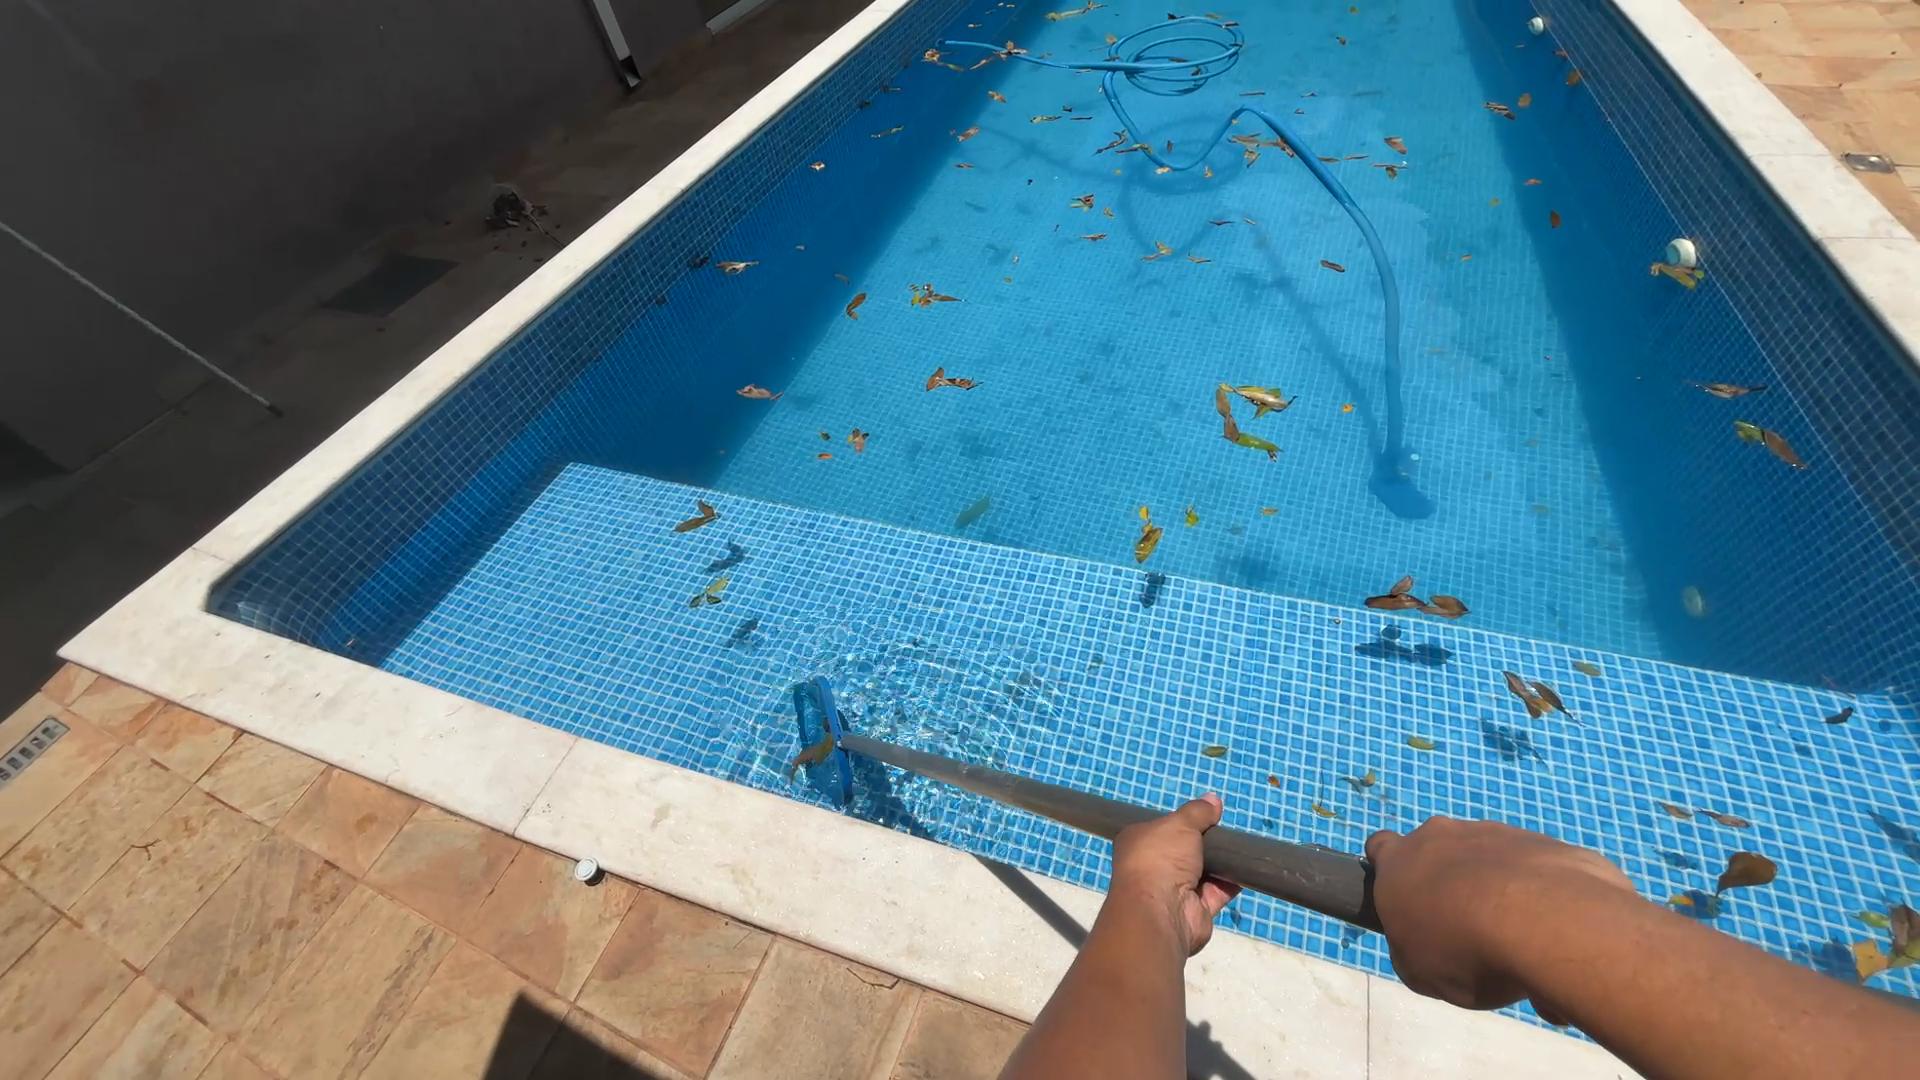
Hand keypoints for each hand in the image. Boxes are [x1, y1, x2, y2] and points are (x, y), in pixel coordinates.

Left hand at [1109, 794, 1242, 954]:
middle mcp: (1152, 865)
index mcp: (1138, 841)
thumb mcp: (1180, 824)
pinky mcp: (1195, 910)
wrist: (1162, 909)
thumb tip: (1213, 799)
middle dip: (1202, 843)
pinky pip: (1216, 891)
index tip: (1203, 816)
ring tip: (1239, 848)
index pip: (1160, 828)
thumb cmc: (1161, 857)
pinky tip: (1245, 870)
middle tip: (1225, 833)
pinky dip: (1230, 883)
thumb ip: (1197, 812)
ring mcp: (1173, 890)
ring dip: (1218, 863)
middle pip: (1183, 850)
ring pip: (1201, 871)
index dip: (1180, 822)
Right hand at [1365, 817, 1635, 1018]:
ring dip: (1500, 892)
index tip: (1411, 898)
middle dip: (1454, 885)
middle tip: (1473, 929)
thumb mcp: (1419, 971)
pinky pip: (1537, 872)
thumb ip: (1411, 950)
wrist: (1545, 924)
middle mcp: (1439, 836)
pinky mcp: (1542, 844)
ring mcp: (1492, 834)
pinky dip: (1544, 898)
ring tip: (1524, 942)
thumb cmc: (1464, 948)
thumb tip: (1424, 947)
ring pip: (1491, 861)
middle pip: (1439, 852)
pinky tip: (1558, 936)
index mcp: (1398, 860)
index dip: (1392, 869)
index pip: (1380, 846)